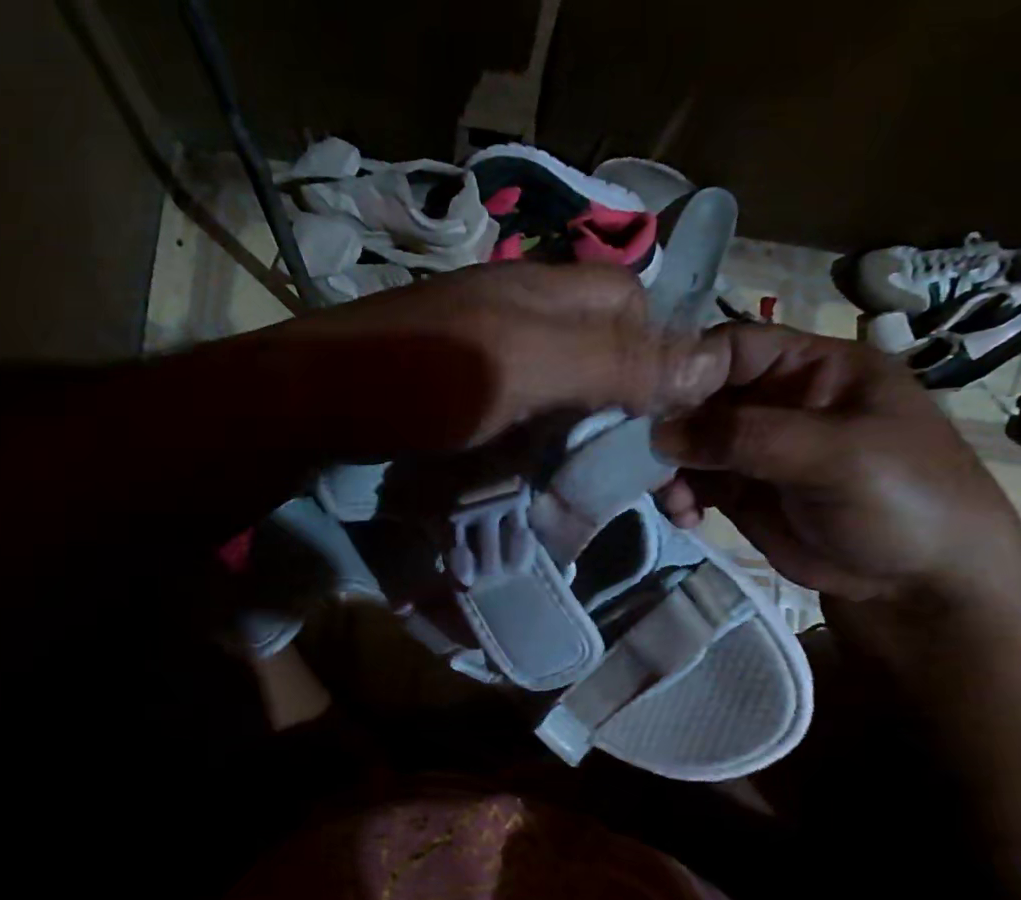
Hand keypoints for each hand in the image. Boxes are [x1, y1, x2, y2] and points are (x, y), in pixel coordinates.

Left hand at [241, 262, 730, 454]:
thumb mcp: (523, 365)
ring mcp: (479, 354)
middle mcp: (517, 314)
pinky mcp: (449, 393)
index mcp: (545, 291)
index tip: (664, 426)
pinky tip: (526, 475)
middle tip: (623, 472)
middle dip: (617, 409)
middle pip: (595, 353)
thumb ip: (614, 361)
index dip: (658, 359)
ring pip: (555, 389)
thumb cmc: (416, 379)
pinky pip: (511, 415)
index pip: (633, 308)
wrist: (306, 404)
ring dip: (571, 435)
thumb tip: (715, 358)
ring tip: (579, 485)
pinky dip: (526, 445)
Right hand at [651, 324, 1020, 600]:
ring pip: (684, 440)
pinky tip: (686, 516)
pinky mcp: (738, 490)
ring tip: (673, 498)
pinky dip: (676, 495)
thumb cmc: (905, 500)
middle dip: (668, 427)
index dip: (689, 368)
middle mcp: (777, 400)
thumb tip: (658, 434)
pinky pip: (688, 480)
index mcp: (813, 368)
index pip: (733, 347)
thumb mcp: (837, 456)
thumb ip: (747, 436)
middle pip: (697, 394)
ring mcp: (754, 447)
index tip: (651, 408)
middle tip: (647, 461)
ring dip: (667, 467)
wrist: (920, 585)